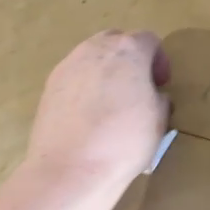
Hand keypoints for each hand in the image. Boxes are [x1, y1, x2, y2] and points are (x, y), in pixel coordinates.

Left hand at [24, 30, 170, 193]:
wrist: (70, 169)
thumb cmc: (124, 141)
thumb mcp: (159, 121)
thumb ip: (159, 98)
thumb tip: (152, 96)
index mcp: (128, 50)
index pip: (149, 39)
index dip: (159, 60)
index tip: (160, 85)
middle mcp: (95, 49)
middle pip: (117, 41)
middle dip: (130, 59)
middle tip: (137, 88)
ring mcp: (68, 65)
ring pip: (92, 57)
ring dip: (106, 72)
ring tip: (110, 104)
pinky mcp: (50, 85)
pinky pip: (74, 76)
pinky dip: (85, 87)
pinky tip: (88, 116)